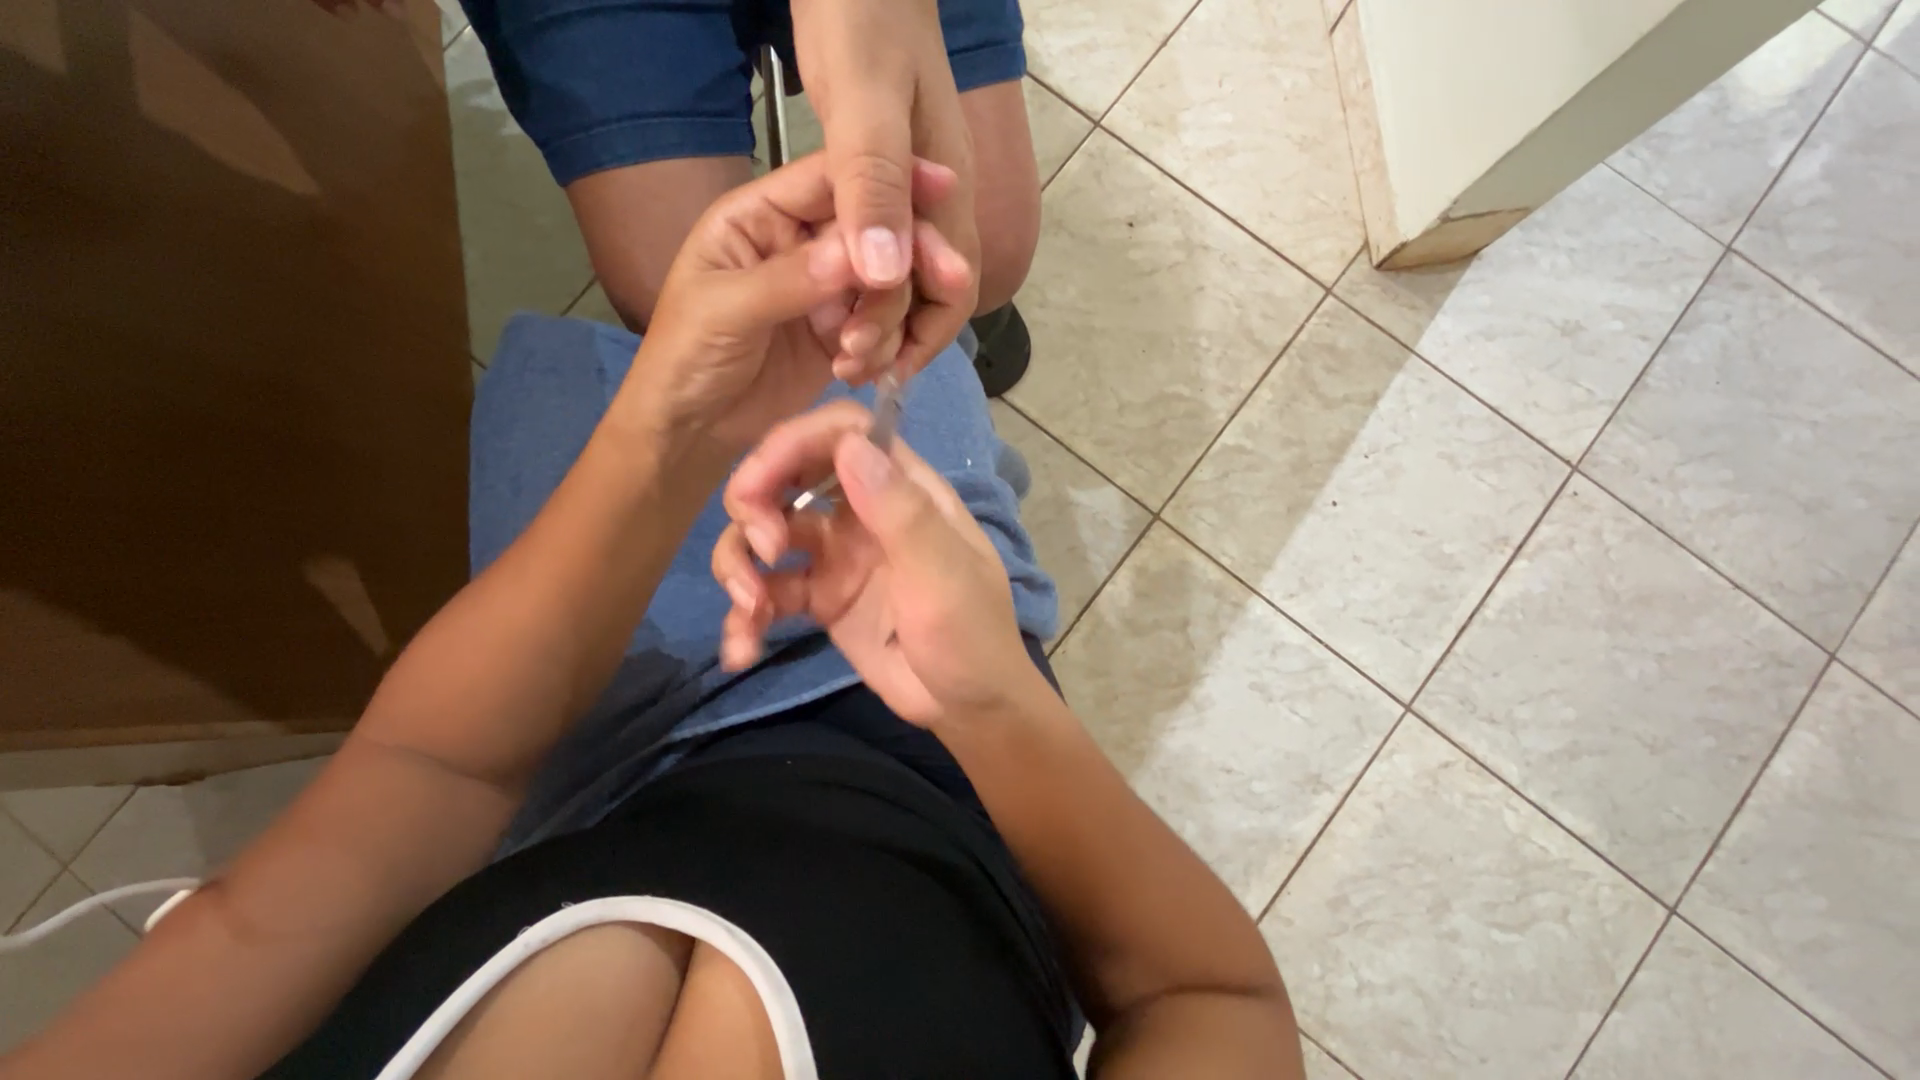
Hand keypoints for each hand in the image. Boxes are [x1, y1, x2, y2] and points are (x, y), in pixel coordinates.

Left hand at [617, 153, 971, 455]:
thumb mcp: (724, 309)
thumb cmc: (685, 357)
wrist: (692, 430)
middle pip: (876, 233)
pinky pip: (886, 330)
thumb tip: (859, 252)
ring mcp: (828, 291)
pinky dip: (883, 350)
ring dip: (887, 321)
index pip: (832, 181)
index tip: (941, 185)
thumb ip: (789, 278)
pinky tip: (850, 372)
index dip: (884, 181)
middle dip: (908, 262)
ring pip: (890, 286)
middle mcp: (804, 244)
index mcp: (765, 215)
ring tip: (853, 356)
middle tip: (951, 281)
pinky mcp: (843, 334)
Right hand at [711, 401, 1049, 726]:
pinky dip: (745, 617)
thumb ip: (902, 513)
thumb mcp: (946, 576)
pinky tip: (742, 651)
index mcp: (903, 491)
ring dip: (740, 563)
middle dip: (754, 501)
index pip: (842, 435)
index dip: (793, 443)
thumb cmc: (972, 636)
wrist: (966, 707)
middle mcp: (863, 512)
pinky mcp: (817, 599)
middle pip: (788, 474)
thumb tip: (851, 445)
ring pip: (765, 532)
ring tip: (751, 609)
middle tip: (762, 549)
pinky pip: (766, 591)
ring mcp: (836, 555)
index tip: (758, 482)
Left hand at [791, 0, 980, 382]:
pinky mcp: (877, 192)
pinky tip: (830, 308)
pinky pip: (878, 258)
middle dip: (896, 336)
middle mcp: (933, 204)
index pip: (952, 287)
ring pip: (903, 283)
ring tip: (838, 354)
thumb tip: (887, 278)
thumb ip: (873, 188)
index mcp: (943, 191)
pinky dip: (859, 291)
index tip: (880, 368)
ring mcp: (906, 199)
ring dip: (877, 321)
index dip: (922, 335)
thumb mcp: (865, 104)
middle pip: (930, 294)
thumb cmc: (863, 22)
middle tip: (849, 366)